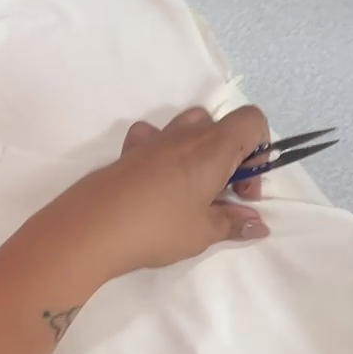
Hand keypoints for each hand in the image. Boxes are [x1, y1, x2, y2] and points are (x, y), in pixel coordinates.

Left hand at [19, 106, 271, 281]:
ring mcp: (154, 139)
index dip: (260, 150)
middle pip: (221, 126)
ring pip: (188, 126)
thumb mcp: (203, 233)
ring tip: (191, 190)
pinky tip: (157, 179)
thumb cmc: (157, 228)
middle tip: (222, 197)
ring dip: (199, 152)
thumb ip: (233, 224)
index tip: (245, 190)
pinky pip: (153, 136)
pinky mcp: (128, 151)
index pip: (252, 120)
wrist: (93, 228)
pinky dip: (163, 150)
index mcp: (213, 148)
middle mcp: (185, 134)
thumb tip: (258, 226)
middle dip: (231, 157)